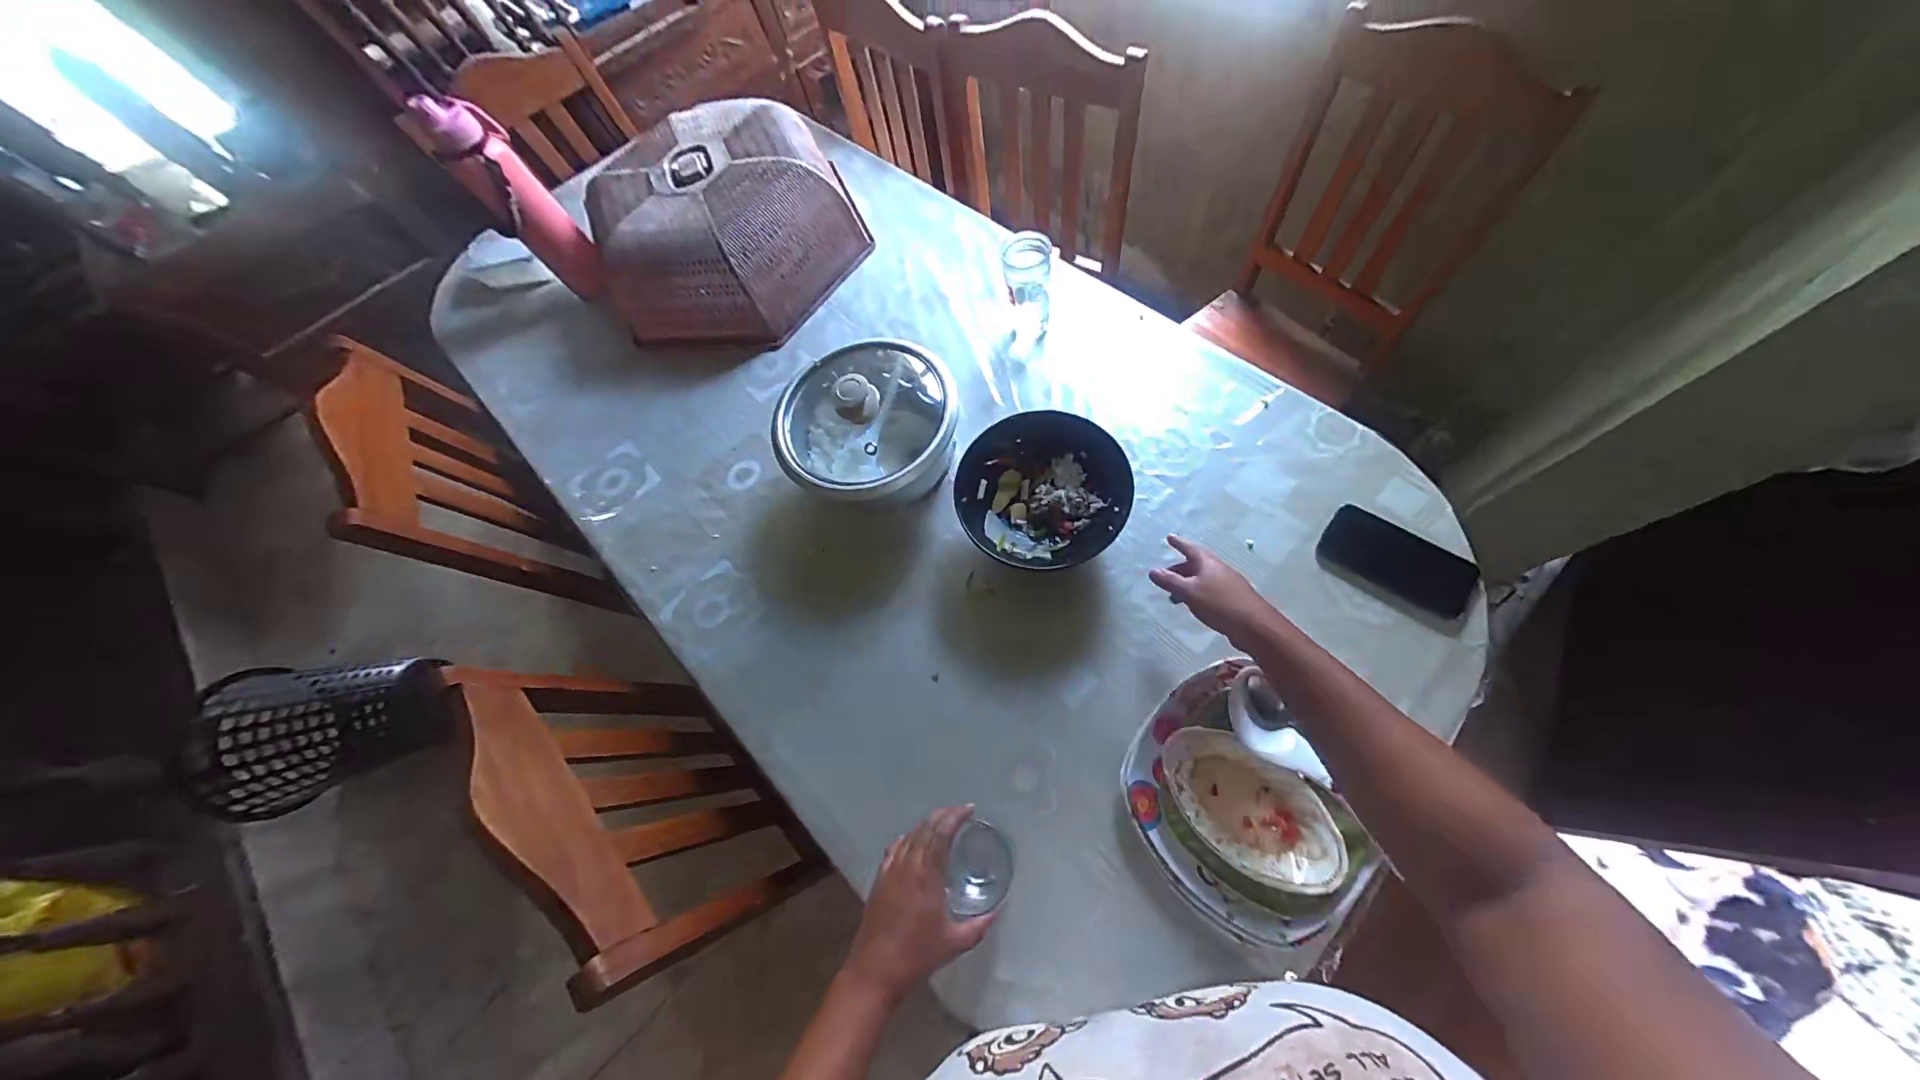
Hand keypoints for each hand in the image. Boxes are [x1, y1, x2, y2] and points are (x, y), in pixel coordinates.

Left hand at [844, 806, 996, 998]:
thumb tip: (998, 909)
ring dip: (927, 824)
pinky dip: (908, 838)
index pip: (941, 833)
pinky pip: (895, 848)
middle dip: (943, 814)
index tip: (969, 810)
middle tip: (960, 812)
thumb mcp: (956, 942)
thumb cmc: (918, 955)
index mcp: (927, 875)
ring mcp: (891, 870)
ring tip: (942, 824)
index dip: (955, 816)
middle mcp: (908, 865)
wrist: (875, 969)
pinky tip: (914, 842)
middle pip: (925, 828)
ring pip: (910, 835)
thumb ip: (980, 924)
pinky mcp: (879, 879)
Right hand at [1148, 535, 1276, 647]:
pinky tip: (1194, 604)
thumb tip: (1153, 571)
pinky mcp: (1232, 598)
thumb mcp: (1189, 592)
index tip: (1169, 538)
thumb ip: (1170, 581)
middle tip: (1165, 575)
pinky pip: (1209, 590)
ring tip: (1175, 596)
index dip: (1179, 543)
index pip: (1190, 548)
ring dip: (1187, 583)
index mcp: (1208, 563)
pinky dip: (1197, 592)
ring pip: (1203, 578)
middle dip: (1179, 568)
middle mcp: (1219, 569)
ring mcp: (1228, 584)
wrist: (1254, 626)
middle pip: (1196, 564)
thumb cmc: (1219, 604)